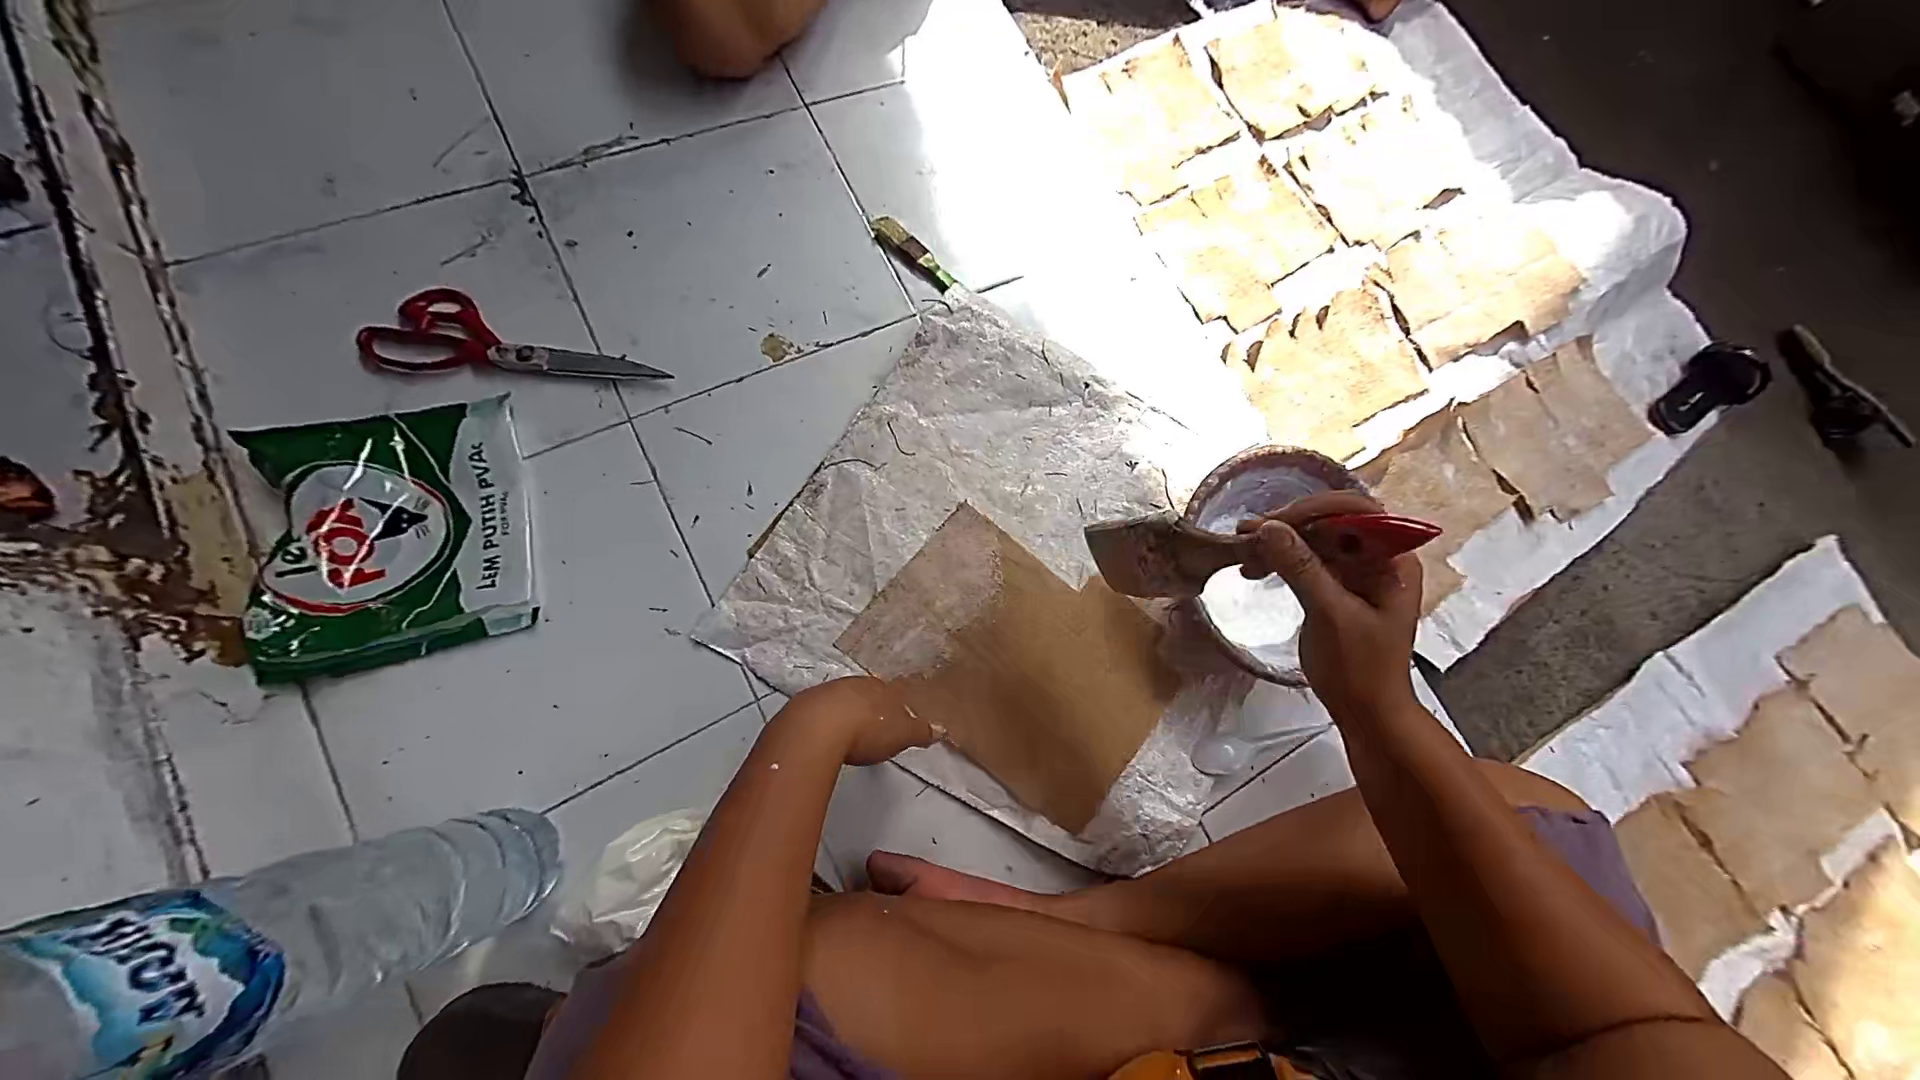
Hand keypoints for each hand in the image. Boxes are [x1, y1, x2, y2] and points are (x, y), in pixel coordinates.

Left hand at [780, 676, 938, 765]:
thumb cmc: (867, 730)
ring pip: (842, 699)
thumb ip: (920, 731)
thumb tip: (938, 729)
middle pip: (867, 693)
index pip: (895, 693)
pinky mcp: (805, 705)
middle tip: (873, 725)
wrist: (817, 729)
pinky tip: (824, 735)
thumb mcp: (902, 735)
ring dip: (846, 712)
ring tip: (848, 732)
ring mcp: (828, 692)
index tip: (897, 716)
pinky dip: (824, 721)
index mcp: (882, 688)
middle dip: (870, 706)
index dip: (897, 706)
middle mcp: (856, 684)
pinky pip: (820, 710)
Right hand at [1236, 493, 1421, 718]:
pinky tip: (1254, 566)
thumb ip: (1301, 567)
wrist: (1366, 711)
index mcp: (1393, 560)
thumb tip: (1268, 528)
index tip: (1275, 522)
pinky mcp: (1333, 587)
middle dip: (1289, 524)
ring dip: (1278, 541)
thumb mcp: (1330, 613)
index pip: (1357, 512)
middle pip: (1331, 522)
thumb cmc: (1360, 667)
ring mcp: (1354, 573)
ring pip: (1313, 540)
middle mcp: (1377, 559)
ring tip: (1243, 546)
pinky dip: (1278, 560)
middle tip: (1248, 532)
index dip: (1316, 509)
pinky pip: (1304, 561)